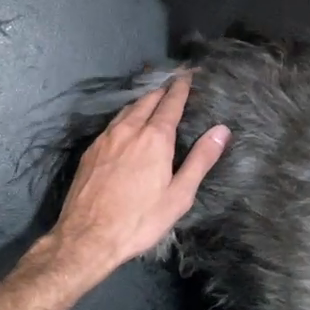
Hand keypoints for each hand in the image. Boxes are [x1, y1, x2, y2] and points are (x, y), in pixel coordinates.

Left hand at [45, 74, 229, 279]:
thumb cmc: (140, 219)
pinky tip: (127, 125)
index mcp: (154, 138)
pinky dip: (125, 116)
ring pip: (127, 110)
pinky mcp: (91, 150)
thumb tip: (222, 130)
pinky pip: (112, 123)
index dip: (181, 87)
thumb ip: (200, 160)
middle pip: (147, 101)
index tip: (188, 74)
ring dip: (142, 101)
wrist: (88, 235)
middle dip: (162, 90)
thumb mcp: (179, 195)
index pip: (170, 103)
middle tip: (173, 85)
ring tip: (153, 100)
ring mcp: (106, 138)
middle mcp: (128, 130)